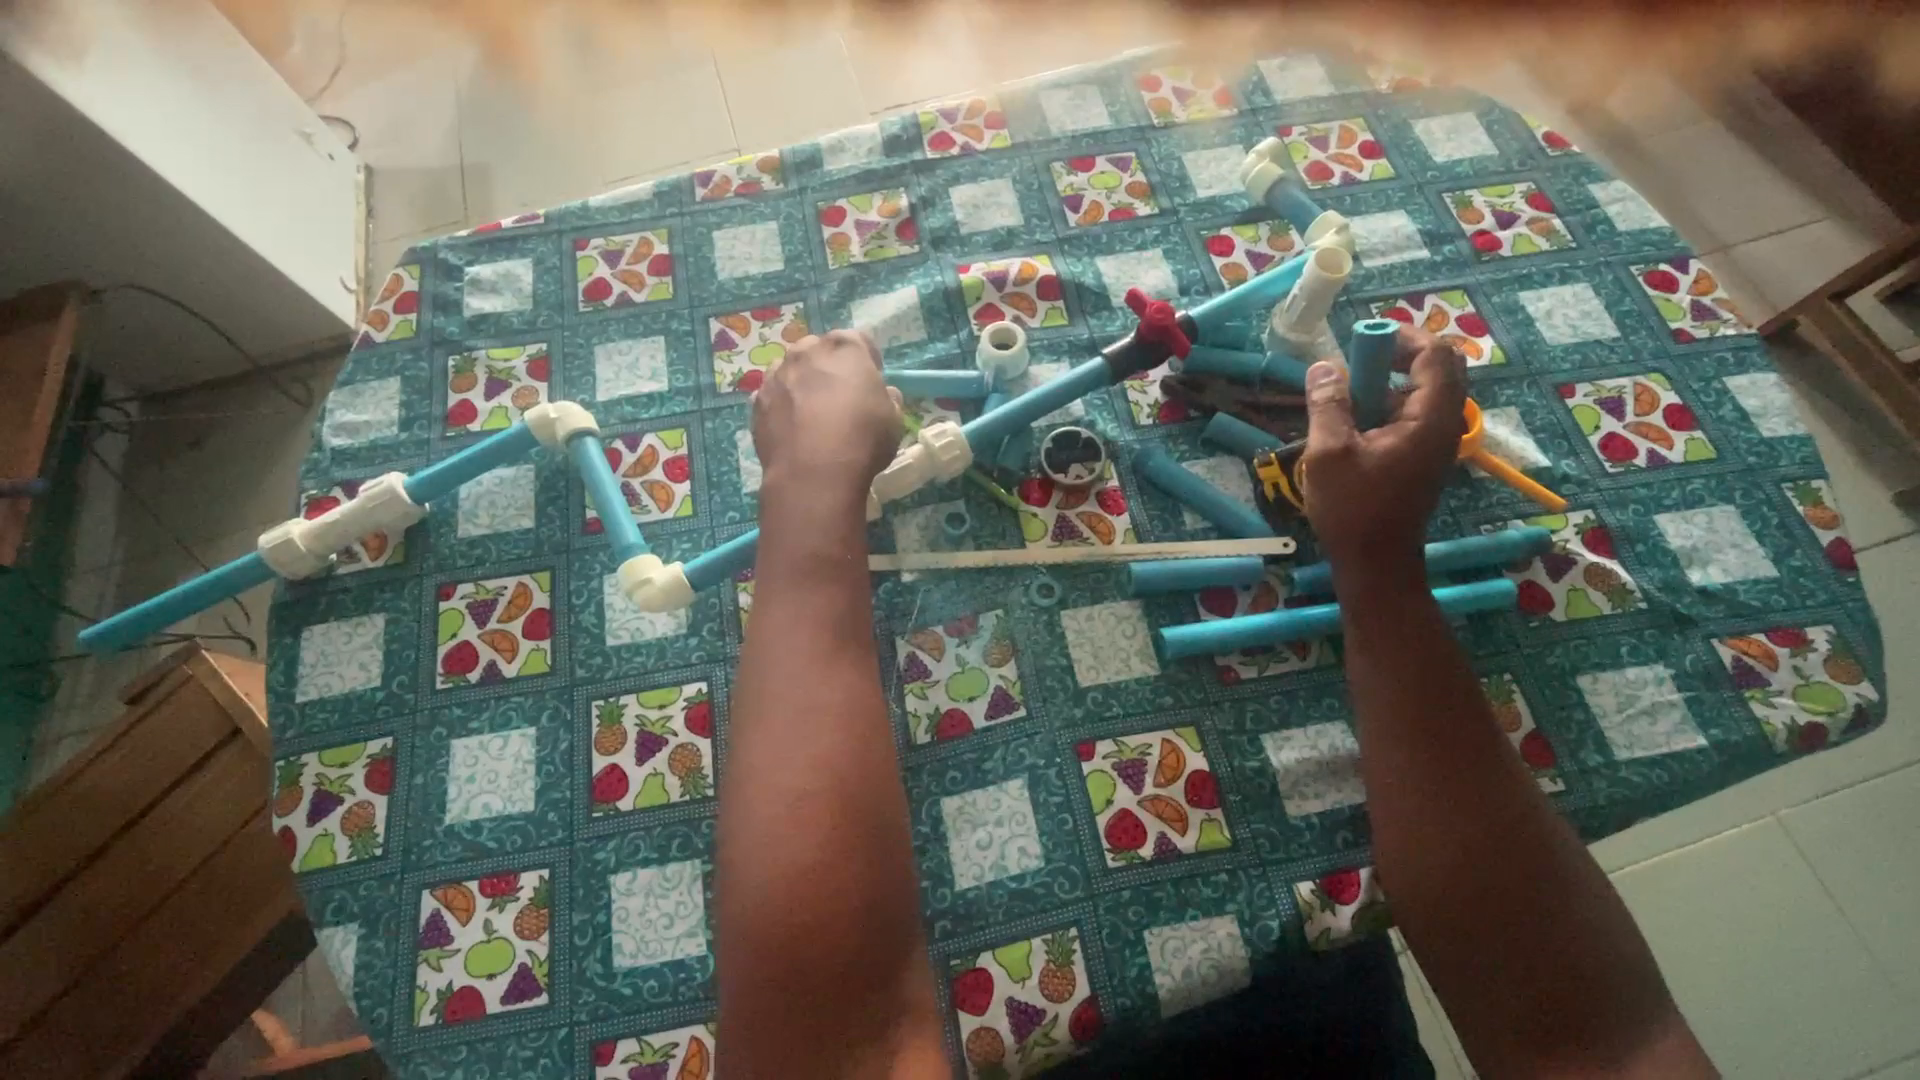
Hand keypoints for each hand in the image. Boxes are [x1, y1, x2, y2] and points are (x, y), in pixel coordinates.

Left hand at [751, 329, 903, 497]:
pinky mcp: (758, 401)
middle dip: (831, 368)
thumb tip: (884, 394)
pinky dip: (782, 405)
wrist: (813, 474)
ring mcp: (777, 374)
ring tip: (813, 414)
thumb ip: (889, 399)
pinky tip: (793, 428)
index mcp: (845, 347)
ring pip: (792, 370)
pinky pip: (774, 395)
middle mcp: (807, 351)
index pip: (861, 342)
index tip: (872, 384)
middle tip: (841, 398)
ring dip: (803, 383)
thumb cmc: (862, 440)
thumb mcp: (894, 420)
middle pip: (821, 351)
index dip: (869, 363)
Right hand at [1302, 329, 1467, 570]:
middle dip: (1398, 357)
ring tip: (1346, 396)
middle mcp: (1444, 425)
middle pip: (1438, 370)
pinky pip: (1412, 418)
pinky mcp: (1421, 459)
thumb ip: (1328, 405)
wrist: (1375, 564)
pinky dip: (1386, 409)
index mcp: (1430, 418)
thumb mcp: (1329, 453)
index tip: (1363, 342)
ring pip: (1423, 394)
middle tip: (1357, 364)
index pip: (1437, 355)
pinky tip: (1352, 426)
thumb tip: (1323, 367)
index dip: (1403, 338)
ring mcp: (1436, 444)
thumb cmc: (1353, 509)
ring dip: (1387, 385)